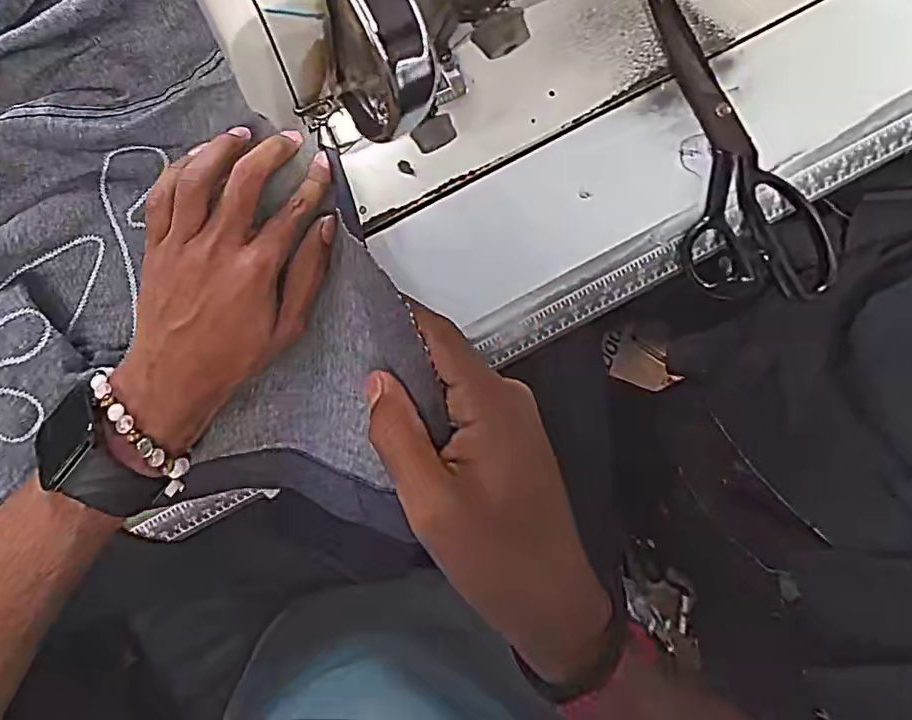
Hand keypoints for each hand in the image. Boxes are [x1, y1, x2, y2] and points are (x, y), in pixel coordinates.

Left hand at [109, 126, 335, 452]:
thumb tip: (325, 231)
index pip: (292, 211)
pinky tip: (195, 158)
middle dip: (272, 152)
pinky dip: (177, 170)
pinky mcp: (157, 247)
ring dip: (221, 149)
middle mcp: (216, 250)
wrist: (171, 378)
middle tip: (286, 142)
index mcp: (253, 271)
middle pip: (245, 181)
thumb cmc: (228, 358)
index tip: (322, 166)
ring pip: (198, 179)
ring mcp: (182, 245)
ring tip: (240, 135)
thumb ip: (309, 275)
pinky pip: (161, 197)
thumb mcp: (286, 328)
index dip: (313, 182)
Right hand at [366, 303, 613, 684]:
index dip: (403, 313)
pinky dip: (434, 404)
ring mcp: (516, 415)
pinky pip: (465, 401)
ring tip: (374, 394)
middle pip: (446, 355)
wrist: (557, 609)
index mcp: (493, 403)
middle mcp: (510, 397)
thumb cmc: (497, 559)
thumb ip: (397, 434)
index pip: (441, 336)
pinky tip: (410, 426)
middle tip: (355, 358)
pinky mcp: (514, 435)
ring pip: (454, 380)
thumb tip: (377, 380)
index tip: (364, 302)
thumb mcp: (430, 503)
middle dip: (401, 352)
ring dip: (417, 383)